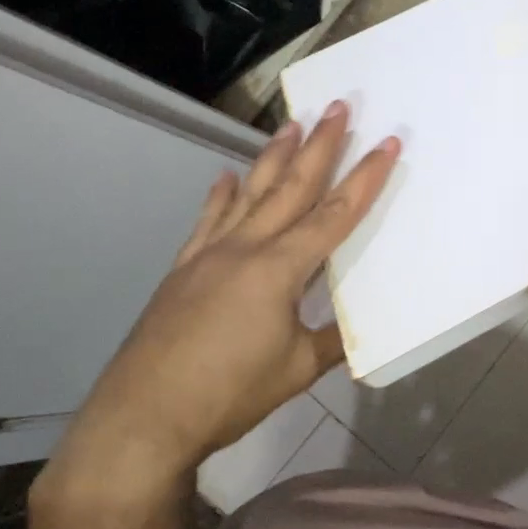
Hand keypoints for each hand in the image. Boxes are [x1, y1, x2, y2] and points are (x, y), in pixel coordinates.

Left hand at [49, 101, 398, 488]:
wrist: (140, 421)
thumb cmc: (228, 395)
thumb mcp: (296, 370)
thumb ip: (330, 341)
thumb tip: (356, 330)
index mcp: (280, 270)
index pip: (335, 215)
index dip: (366, 178)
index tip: (387, 143)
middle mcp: (245, 249)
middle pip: (291, 187)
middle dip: (320, 145)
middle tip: (338, 107)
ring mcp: (209, 256)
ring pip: (249, 194)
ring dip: (273, 157)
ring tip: (291, 123)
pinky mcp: (183, 271)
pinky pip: (207, 222)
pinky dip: (219, 196)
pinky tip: (225, 176)